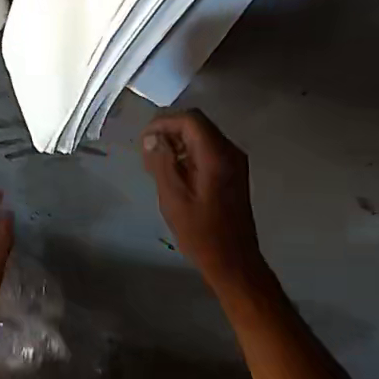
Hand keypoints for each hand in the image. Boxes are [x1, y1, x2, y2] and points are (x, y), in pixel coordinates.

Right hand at [141, 110, 265, 292]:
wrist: (232, 258)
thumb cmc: (200, 231)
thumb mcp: (173, 197)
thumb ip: (162, 163)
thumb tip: (152, 137)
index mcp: (216, 155)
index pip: (190, 120)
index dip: (163, 123)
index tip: (143, 140)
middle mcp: (230, 151)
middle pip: (197, 125)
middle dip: (169, 132)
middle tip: (147, 154)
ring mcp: (234, 162)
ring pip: (202, 137)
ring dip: (177, 144)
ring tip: (155, 165)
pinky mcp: (232, 173)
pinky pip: (208, 152)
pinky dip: (188, 155)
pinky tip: (173, 175)